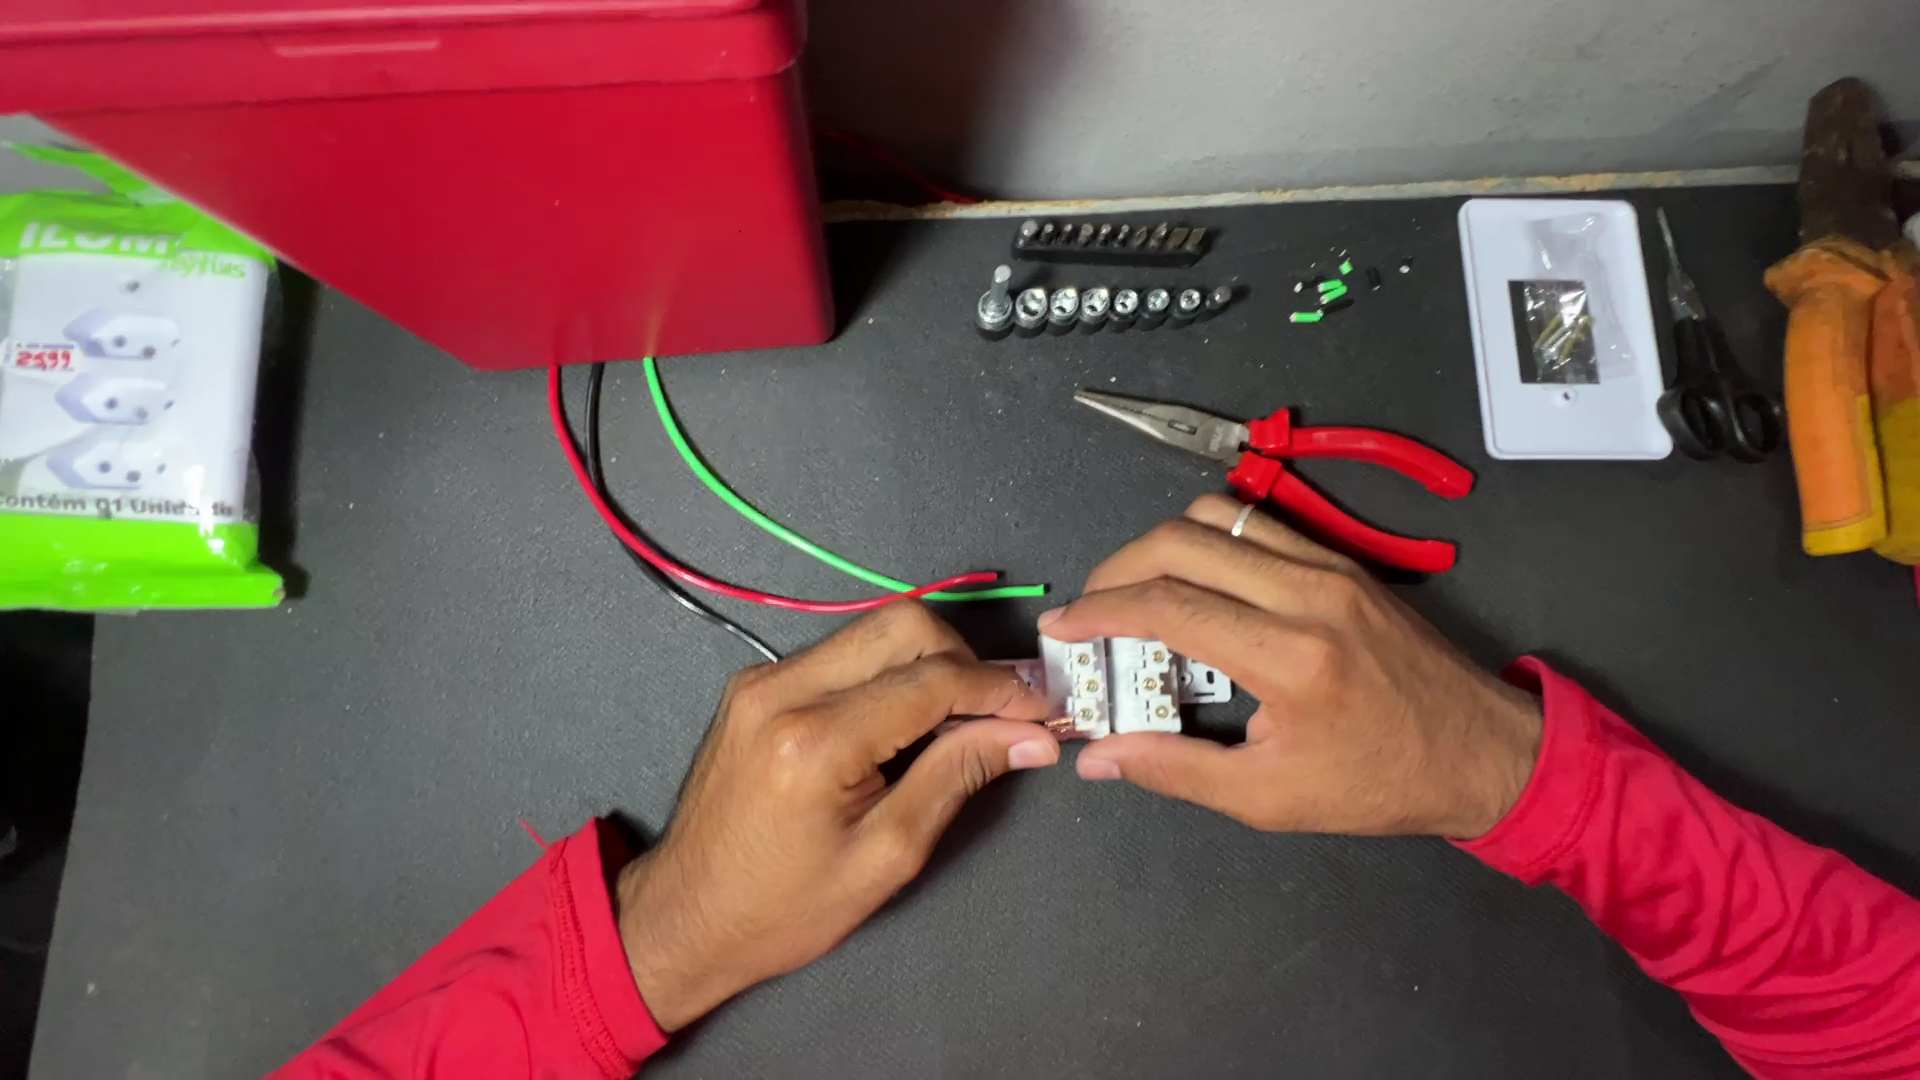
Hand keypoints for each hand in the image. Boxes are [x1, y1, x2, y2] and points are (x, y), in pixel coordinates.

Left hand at [614, 601, 1055, 1030]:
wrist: (682, 916)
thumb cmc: (786, 907)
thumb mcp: (887, 856)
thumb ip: (958, 777)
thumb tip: (1030, 734)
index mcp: (815, 740)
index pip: (931, 680)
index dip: (998, 687)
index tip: (1039, 706)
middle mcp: (784, 687)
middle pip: (903, 624)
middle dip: (964, 656)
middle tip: (995, 708)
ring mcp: (764, 677)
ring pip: (874, 629)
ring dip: (928, 659)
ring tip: (958, 711)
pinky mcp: (757, 681)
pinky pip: (843, 650)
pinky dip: (889, 669)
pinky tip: (905, 713)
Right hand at [1042, 494, 1542, 839]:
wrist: (1487, 751)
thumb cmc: (1377, 782)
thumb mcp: (1269, 798)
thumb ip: (1173, 770)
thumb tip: (1096, 758)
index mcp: (1290, 658)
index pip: (1168, 605)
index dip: (1100, 610)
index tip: (1063, 625)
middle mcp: (1306, 593)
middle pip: (1180, 542)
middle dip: (1115, 568)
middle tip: (1091, 607)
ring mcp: (1326, 565)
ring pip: (1213, 515)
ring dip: (1157, 545)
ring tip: (1135, 589)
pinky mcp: (1337, 558)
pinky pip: (1251, 520)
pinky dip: (1203, 536)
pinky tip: (1191, 574)